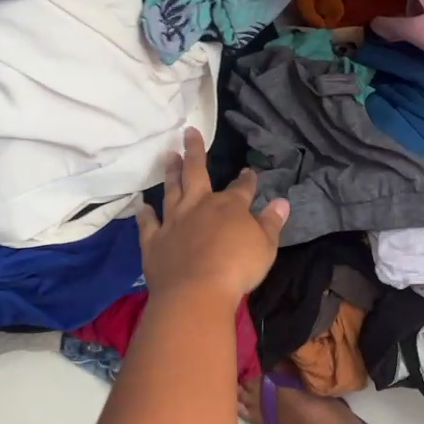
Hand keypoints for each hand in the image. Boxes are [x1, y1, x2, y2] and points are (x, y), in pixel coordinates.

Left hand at [137, 127, 288, 303]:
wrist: (196, 292)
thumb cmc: (237, 268)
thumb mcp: (266, 246)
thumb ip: (271, 223)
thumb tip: (282, 202)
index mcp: (230, 206)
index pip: (241, 187)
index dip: (247, 179)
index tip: (248, 171)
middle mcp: (199, 206)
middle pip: (196, 173)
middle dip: (195, 151)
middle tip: (188, 131)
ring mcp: (174, 222)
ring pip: (171, 190)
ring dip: (170, 173)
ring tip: (168, 156)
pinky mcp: (154, 242)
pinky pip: (148, 224)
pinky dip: (144, 213)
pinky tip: (140, 204)